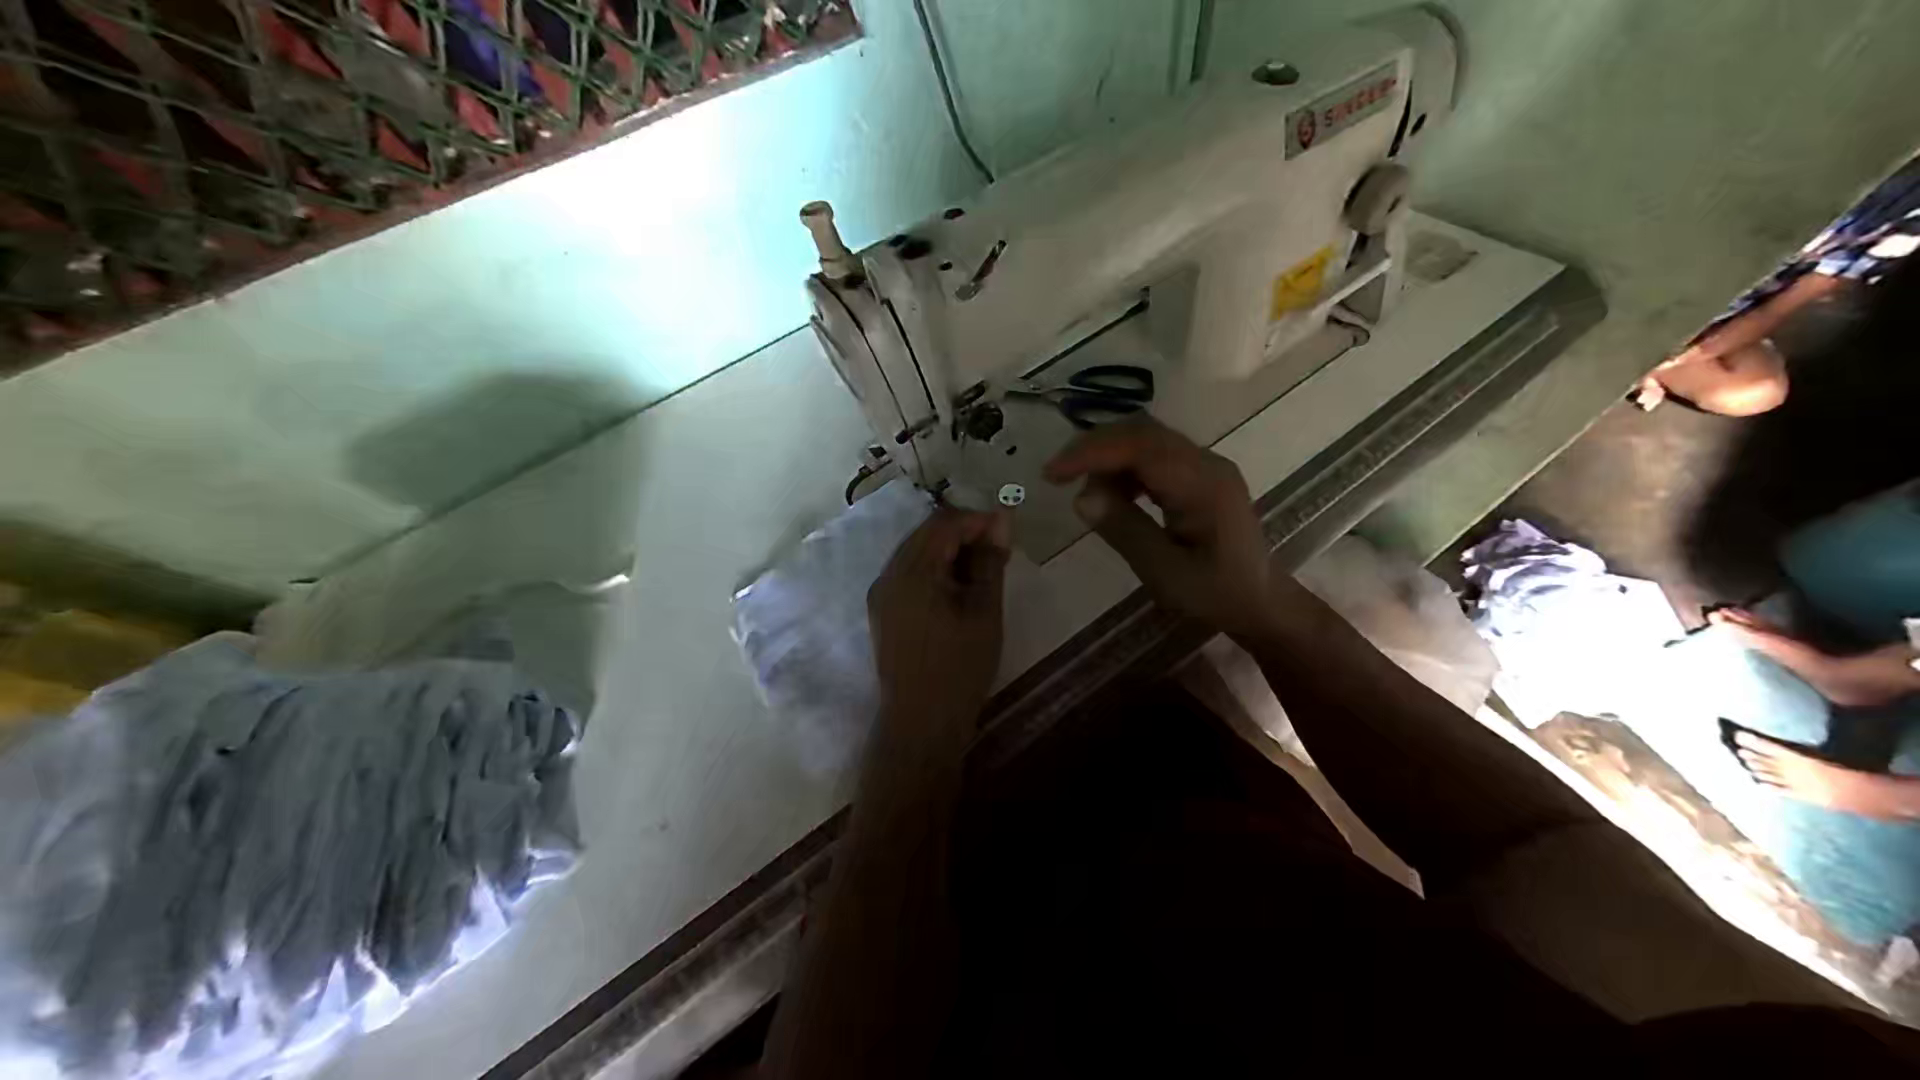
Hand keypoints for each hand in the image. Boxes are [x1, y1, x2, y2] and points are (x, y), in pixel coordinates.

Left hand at [868, 507, 1010, 720]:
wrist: (920, 723)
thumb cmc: (959, 668)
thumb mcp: (984, 613)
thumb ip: (990, 563)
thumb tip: (1000, 523)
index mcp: (911, 573)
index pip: (943, 523)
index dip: (977, 520)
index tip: (1007, 530)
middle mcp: (888, 575)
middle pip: (925, 533)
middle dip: (963, 533)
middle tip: (999, 548)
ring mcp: (881, 593)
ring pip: (916, 552)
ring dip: (948, 550)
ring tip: (982, 567)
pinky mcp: (882, 610)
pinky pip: (908, 573)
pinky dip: (934, 568)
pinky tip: (957, 585)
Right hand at [1043, 416, 1284, 641]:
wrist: (1260, 601)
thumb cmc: (1215, 594)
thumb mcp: (1165, 573)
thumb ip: (1125, 531)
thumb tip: (1081, 497)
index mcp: (1203, 485)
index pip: (1141, 448)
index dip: (1092, 453)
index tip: (1052, 474)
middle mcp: (1206, 463)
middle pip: (1142, 432)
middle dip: (1094, 448)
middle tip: (1058, 478)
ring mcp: (1204, 465)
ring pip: (1145, 439)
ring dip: (1107, 458)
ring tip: (1087, 496)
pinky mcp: (1198, 473)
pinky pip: (1153, 454)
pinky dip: (1123, 467)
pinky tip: (1112, 496)